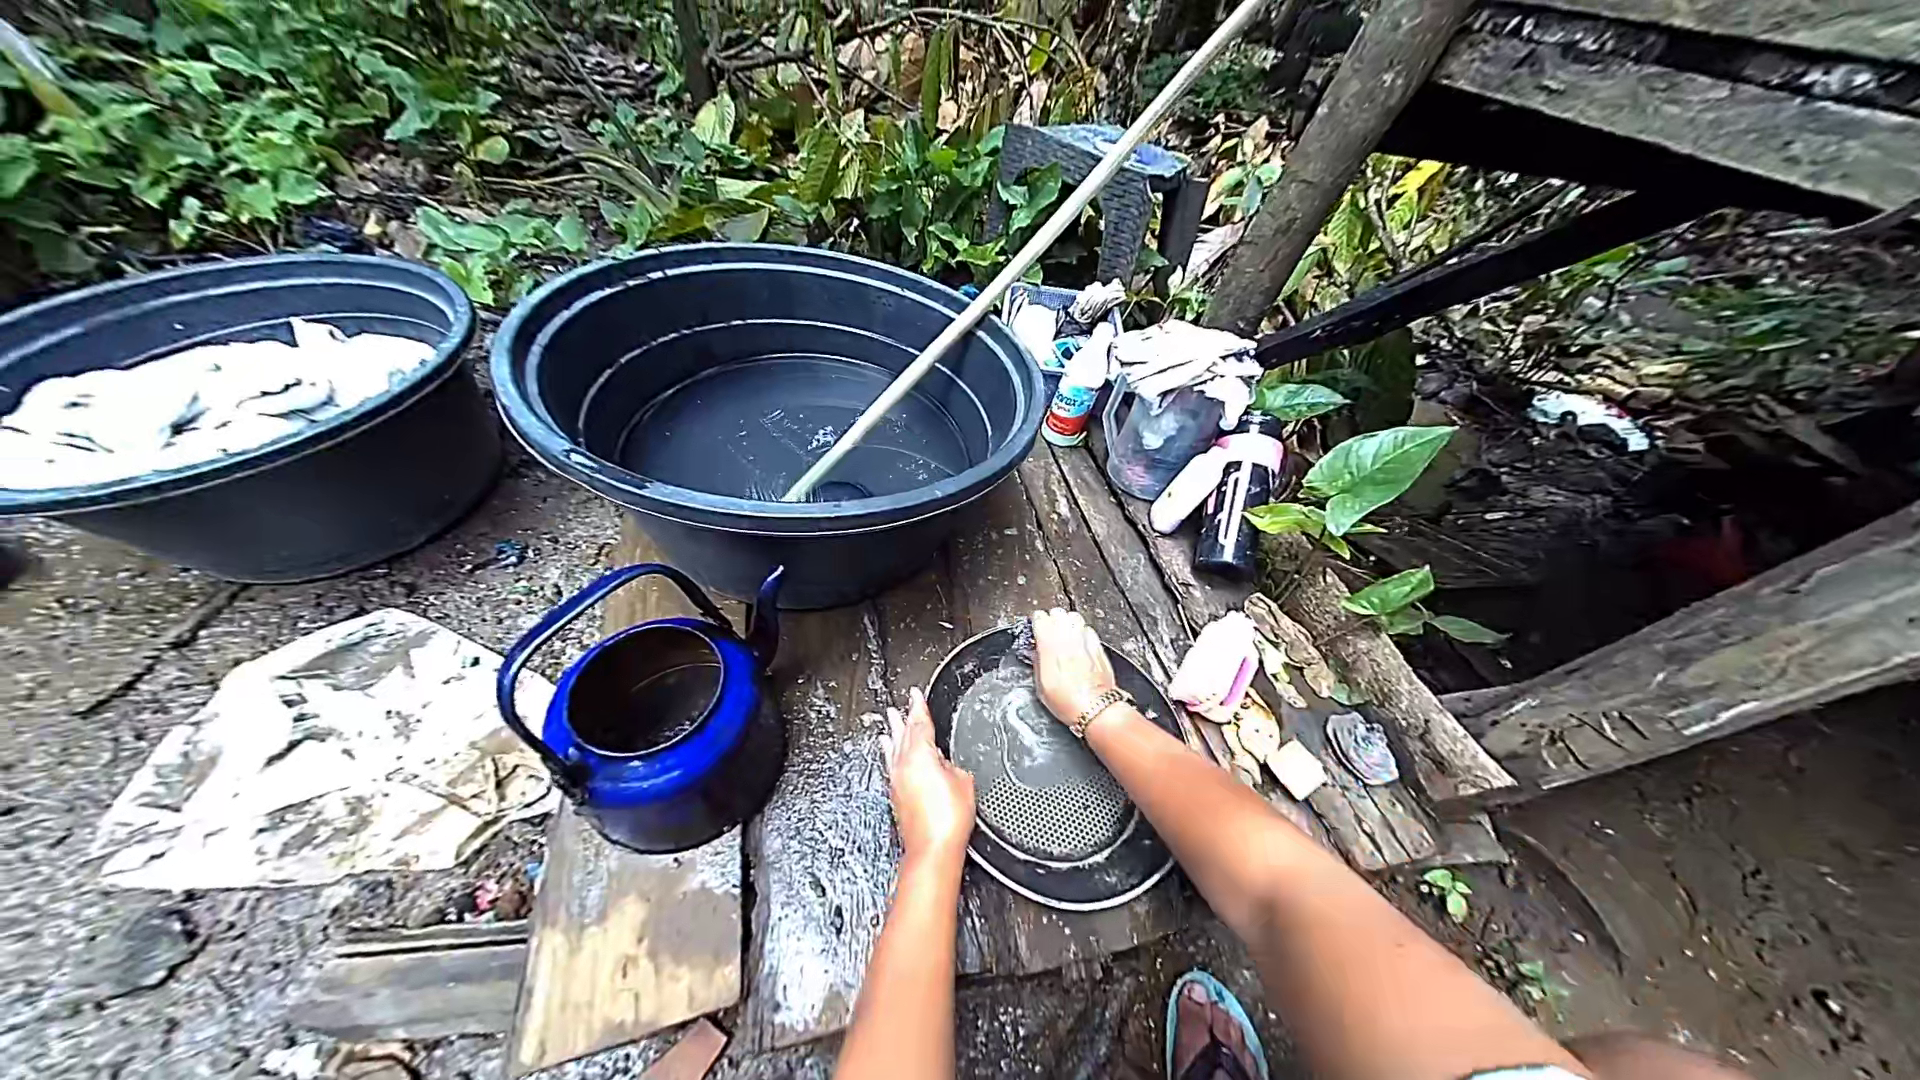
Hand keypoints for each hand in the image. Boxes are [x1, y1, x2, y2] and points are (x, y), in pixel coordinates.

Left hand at [882, 687, 974, 863]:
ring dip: (893, 734)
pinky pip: (892, 765)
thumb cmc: (948, 820)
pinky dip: (891, 754)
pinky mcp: (896, 797)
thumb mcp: (963, 782)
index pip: (919, 723)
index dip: (918, 707)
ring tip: (889, 724)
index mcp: (919, 755)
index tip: (915, 694)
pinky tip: (891, 755)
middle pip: (902, 734)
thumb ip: (952, 766)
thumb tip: (944, 765)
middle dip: (902, 718)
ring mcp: (897, 782)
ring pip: (894, 749)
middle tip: (898, 706)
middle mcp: (903, 765)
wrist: (932, 851)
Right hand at [1030, 608, 1119, 727]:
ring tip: (1064, 632)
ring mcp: (1085, 642)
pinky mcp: (1098, 647)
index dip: (1037, 622)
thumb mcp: (1041, 686)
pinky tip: (1079, 642)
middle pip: (1058, 613)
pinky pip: (1088, 630)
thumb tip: (1036, 652)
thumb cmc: (1069, 702)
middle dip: (1052, 619)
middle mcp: (1068, 640)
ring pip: (1075, 617)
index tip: (1036, 628)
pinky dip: (1082, 632)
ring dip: (1068, 622)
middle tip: (1049, 629)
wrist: (1096, 709)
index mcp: (1050, 647)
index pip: (1040, 618)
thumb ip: (1037, 662)